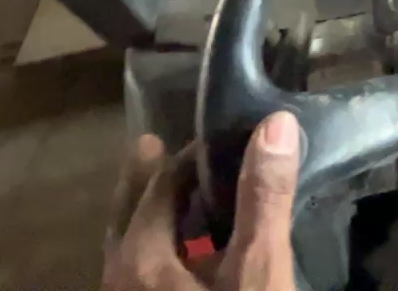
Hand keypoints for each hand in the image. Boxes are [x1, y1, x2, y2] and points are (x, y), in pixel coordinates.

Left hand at [103, 112, 302, 290]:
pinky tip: (196, 258)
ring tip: (181, 195)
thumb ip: (263, 198)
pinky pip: (146, 281)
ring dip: (156, 219)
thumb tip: (276, 122)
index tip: (227, 131)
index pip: (161, 184)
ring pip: (134, 254)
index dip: (193, 153)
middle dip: (146, 180)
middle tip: (152, 142)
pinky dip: (164, 254)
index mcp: (140, 260)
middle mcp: (121, 284)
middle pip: (129, 217)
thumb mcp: (258, 272)